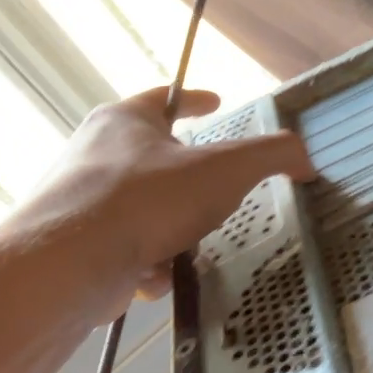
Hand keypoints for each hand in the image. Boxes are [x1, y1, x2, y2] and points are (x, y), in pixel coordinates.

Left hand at [0, 86, 314, 315]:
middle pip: (156, 156)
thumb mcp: (228, 168)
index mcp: (123, 122)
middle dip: (191, 178)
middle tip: (219, 190)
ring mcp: (81, 199)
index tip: (215, 102)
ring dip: (175, 228)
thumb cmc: (148, 200)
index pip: (165, 98)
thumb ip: (274, 155)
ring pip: (147, 207)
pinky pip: (129, 247)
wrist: (67, 263)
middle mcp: (94, 153)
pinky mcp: (75, 243)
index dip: (195, 100)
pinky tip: (158, 275)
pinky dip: (151, 262)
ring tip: (190, 245)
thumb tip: (305, 160)